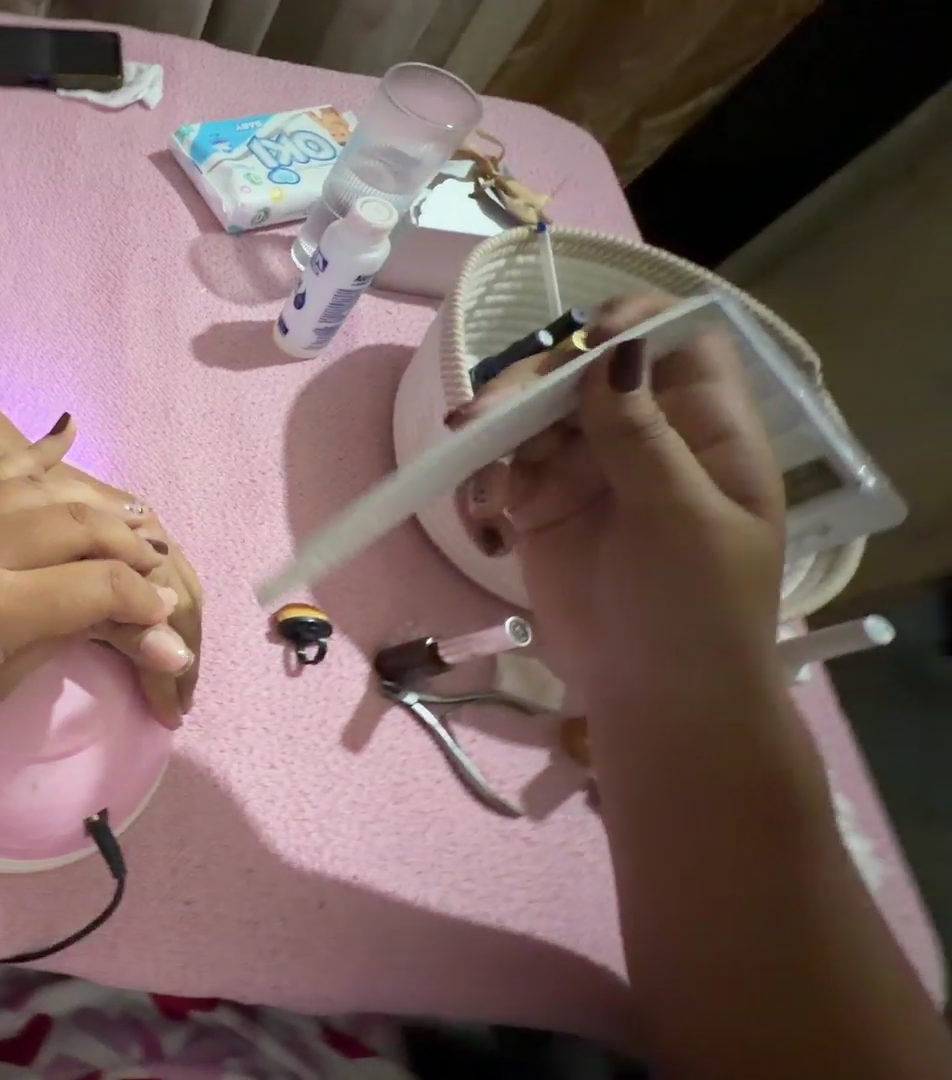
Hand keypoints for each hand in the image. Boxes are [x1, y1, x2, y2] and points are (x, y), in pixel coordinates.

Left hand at [0, 410, 201, 725]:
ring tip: (129, 525)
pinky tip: (68, 443)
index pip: (98, 586)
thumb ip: (61, 640)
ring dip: (95, 504)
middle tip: (156, 572)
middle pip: (80, 525)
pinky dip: (35, 460)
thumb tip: (144, 631)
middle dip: (132, 547)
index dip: (145, 602)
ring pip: (42, 490)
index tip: (165, 619)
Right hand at [449, 293, 785, 713]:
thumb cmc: (694, 605)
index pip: (675, 346)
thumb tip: (609, 353)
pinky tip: (484, 520)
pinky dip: (481, 487)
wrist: (650, 689)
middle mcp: (640, 440)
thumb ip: (642, 437)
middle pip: (578, 379)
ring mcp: (583, 474)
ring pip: (527, 424)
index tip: (583, 340)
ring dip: (492, 444)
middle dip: (526, 391)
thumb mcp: (681, 518)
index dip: (632, 326)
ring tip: (480, 493)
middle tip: (475, 420)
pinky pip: (499, 474)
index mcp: (703, 432)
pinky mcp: (537, 509)